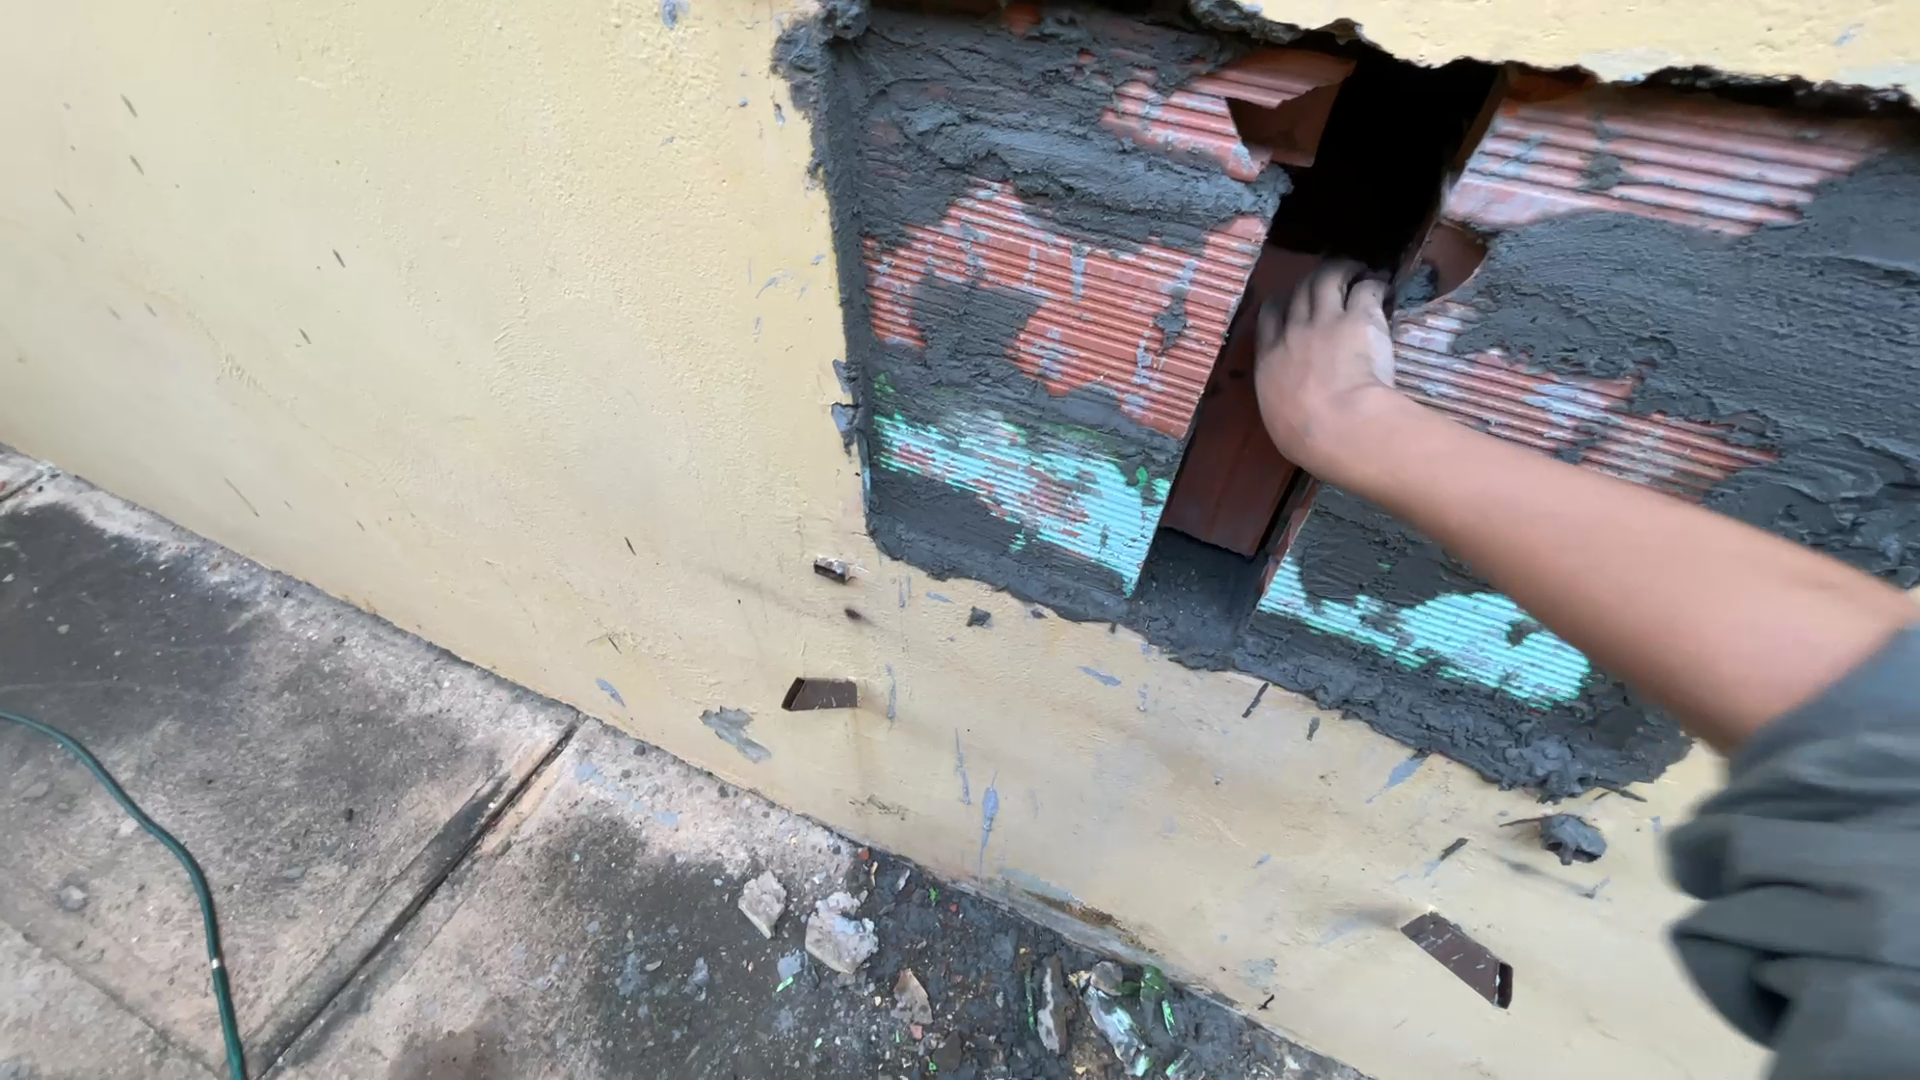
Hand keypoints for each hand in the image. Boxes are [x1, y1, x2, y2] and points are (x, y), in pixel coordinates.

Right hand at [1254, 259, 1400, 478]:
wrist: (1334, 424)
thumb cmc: (1303, 435)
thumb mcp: (1278, 415)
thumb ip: (1282, 396)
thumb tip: (1291, 403)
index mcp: (1269, 359)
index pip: (1268, 317)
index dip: (1279, 303)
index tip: (1289, 301)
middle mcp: (1292, 332)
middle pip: (1297, 292)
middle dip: (1312, 281)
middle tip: (1330, 280)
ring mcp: (1325, 321)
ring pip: (1326, 278)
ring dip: (1342, 270)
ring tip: (1356, 270)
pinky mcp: (1359, 318)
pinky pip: (1365, 288)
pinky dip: (1373, 284)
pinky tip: (1382, 286)